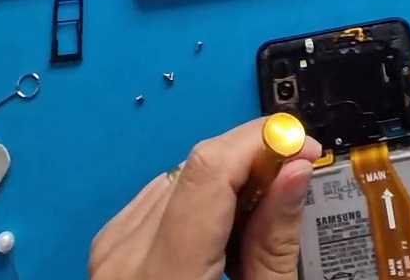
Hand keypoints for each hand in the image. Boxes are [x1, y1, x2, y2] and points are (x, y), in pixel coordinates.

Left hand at [91, 117, 323, 279]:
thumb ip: (274, 243)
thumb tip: (296, 170)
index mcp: (162, 277)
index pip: (209, 169)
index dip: (261, 143)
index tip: (304, 148)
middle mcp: (124, 258)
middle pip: (196, 167)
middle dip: (252, 159)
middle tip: (295, 177)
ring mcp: (108, 256)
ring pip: (179, 178)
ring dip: (226, 181)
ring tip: (260, 215)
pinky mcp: (105, 256)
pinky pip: (158, 201)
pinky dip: (196, 202)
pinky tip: (220, 232)